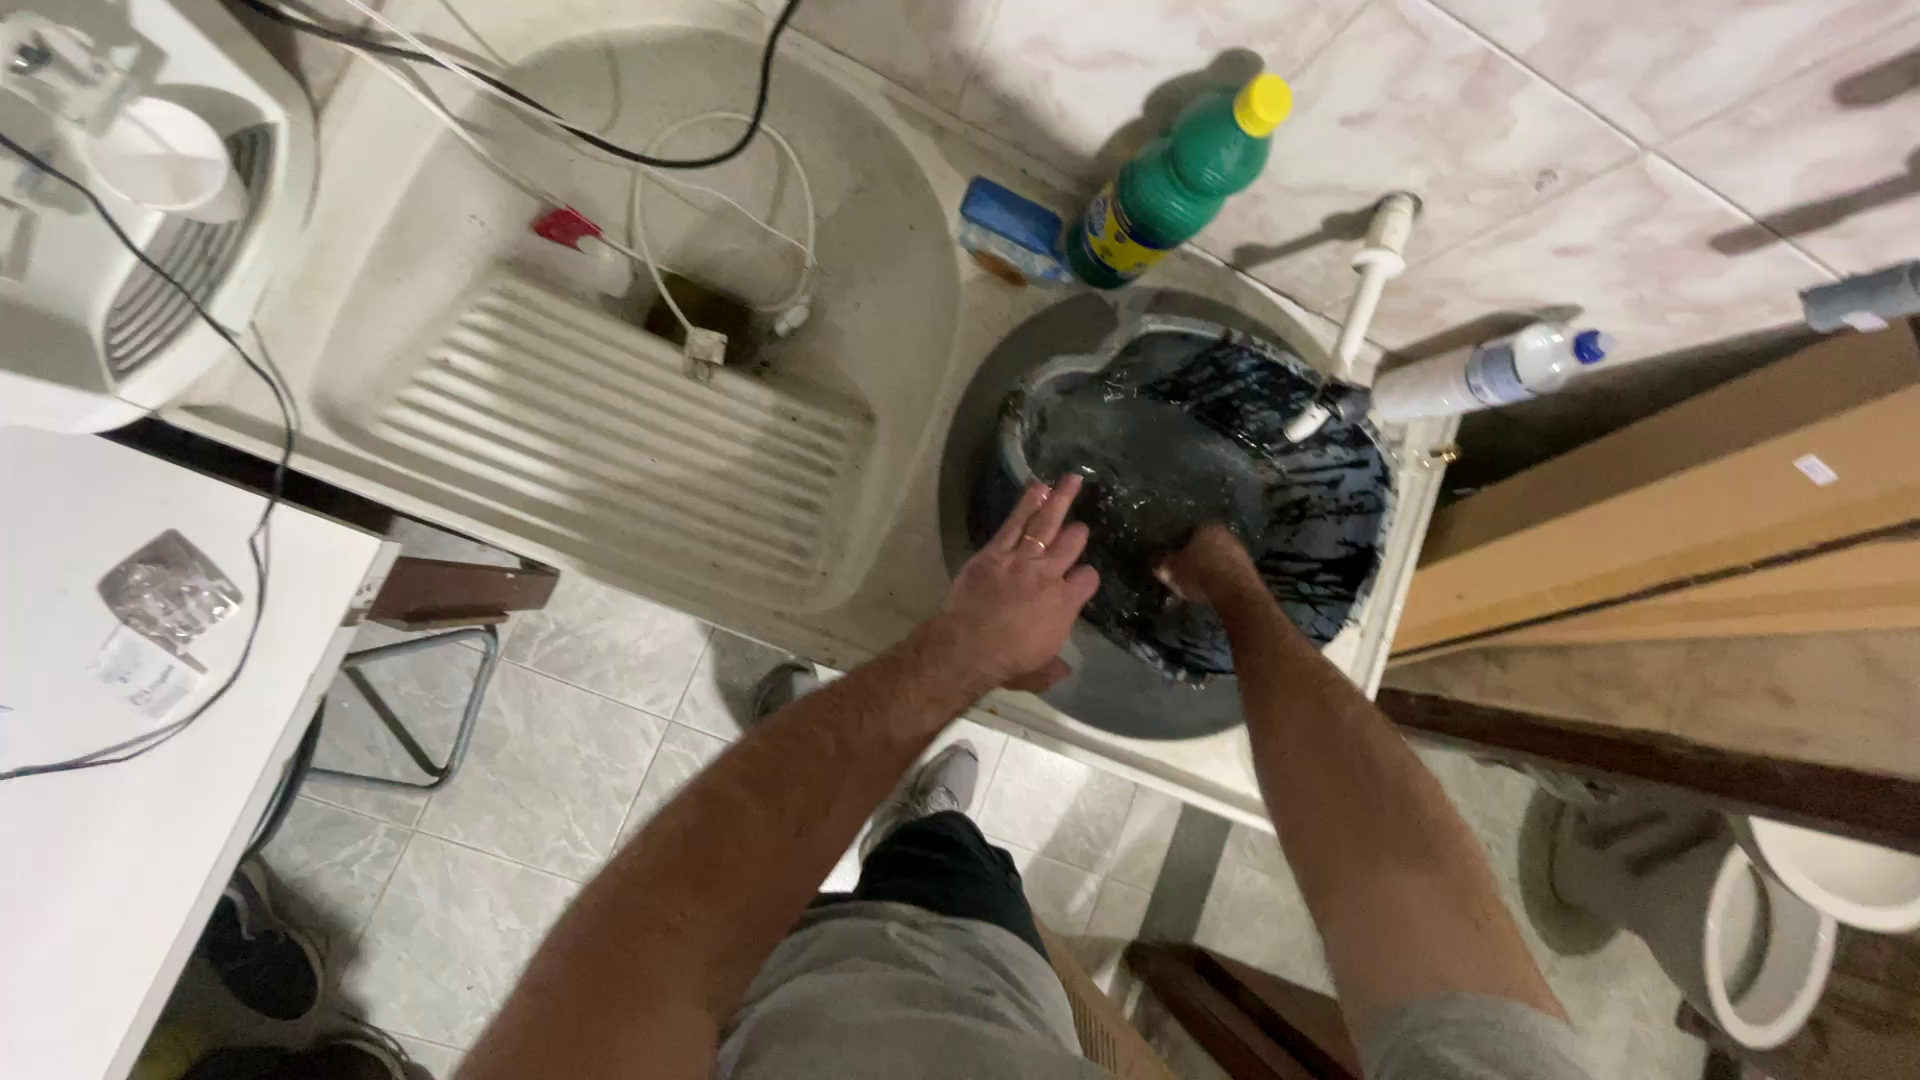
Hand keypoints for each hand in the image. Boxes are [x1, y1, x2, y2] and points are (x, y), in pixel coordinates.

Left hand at [940, 474, 1099, 692]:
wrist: (970, 646)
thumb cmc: (1007, 663)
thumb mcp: (1038, 672)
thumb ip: (1053, 667)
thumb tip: (1066, 670)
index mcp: (1064, 604)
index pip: (1086, 580)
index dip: (1087, 577)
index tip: (1084, 576)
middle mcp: (1048, 576)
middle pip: (1070, 545)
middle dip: (1077, 534)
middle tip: (1081, 525)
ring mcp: (1022, 560)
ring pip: (1045, 524)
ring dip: (1060, 500)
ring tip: (1070, 480)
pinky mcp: (995, 553)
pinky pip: (1014, 524)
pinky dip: (1026, 504)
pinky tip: (1037, 487)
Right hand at [1156, 524, 1260, 604]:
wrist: (1234, 593)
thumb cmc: (1198, 574)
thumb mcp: (1170, 569)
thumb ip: (1161, 563)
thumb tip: (1156, 561)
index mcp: (1206, 526)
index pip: (1187, 532)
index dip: (1178, 546)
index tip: (1172, 559)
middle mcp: (1226, 533)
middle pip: (1205, 544)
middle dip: (1195, 557)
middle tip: (1183, 572)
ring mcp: (1241, 551)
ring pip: (1218, 558)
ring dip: (1208, 568)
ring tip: (1197, 584)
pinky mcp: (1250, 569)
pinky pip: (1228, 572)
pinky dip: (1220, 579)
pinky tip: (1211, 591)